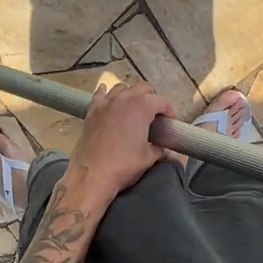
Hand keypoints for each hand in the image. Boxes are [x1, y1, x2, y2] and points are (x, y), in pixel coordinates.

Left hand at [65, 82, 174, 204]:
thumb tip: (164, 150)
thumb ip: (159, 149)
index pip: (162, 101)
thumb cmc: (124, 165)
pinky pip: (101, 94)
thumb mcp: (148, 158)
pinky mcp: (91, 110)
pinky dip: (107, 94)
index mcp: (142, 107)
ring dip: (131, 95)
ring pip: (122, 88)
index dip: (170, 111)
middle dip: (152, 99)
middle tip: (155, 116)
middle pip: (143, 88)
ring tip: (134, 109)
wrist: (92, 174)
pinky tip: (110, 100)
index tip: (170, 122)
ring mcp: (106, 102)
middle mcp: (124, 98)